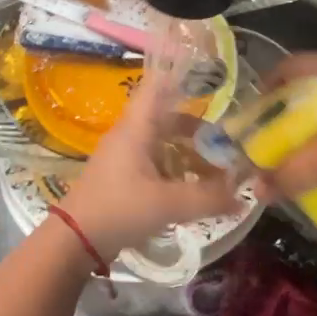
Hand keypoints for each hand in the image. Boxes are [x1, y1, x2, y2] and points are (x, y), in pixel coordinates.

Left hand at [59, 73, 240, 257]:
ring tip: (217, 171)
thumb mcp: (168, 204)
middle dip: (200, 129)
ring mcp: (124, 156)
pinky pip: (156, 163)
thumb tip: (242, 199)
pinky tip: (194, 189)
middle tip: (228, 141)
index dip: (183, 76)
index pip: (159, 86)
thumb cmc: (119, 210)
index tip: (211, 76)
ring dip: (190, 153)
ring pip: (164, 143)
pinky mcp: (123, 177)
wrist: (74, 239)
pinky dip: (177, 170)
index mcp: (137, 128)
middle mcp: (130, 135)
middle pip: (169, 118)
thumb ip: (208, 199)